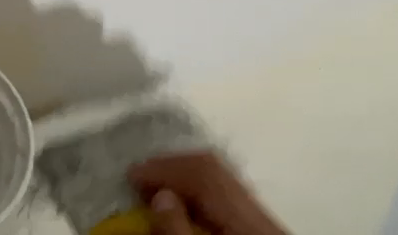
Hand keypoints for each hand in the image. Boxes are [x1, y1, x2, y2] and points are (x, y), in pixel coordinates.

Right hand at [128, 152, 287, 234]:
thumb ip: (179, 234)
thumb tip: (161, 197)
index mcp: (248, 224)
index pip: (204, 175)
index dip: (165, 168)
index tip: (131, 176)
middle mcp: (261, 216)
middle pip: (215, 171)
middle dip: (175, 170)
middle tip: (141, 180)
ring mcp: (266, 226)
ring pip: (223, 183)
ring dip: (187, 181)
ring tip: (157, 193)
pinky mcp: (263, 234)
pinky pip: (229, 200)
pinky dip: (202, 197)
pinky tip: (185, 211)